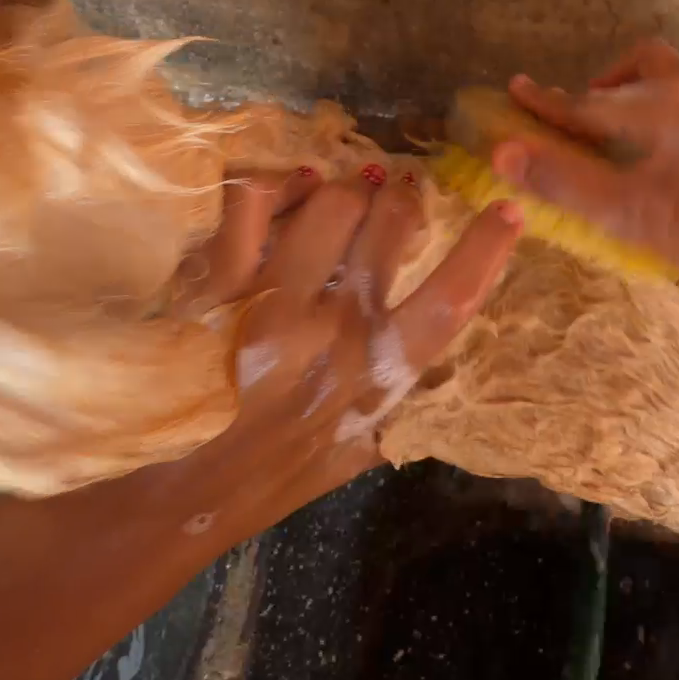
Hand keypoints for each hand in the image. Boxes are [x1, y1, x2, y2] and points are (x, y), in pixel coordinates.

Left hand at [181, 165, 522, 517]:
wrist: (170, 495)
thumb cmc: (271, 476)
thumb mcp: (357, 450)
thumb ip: (400, 398)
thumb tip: (437, 355)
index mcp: (378, 376)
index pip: (449, 300)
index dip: (485, 249)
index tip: (509, 209)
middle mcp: (333, 331)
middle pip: (391, 222)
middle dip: (401, 199)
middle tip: (395, 197)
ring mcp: (272, 301)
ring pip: (334, 199)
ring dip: (347, 191)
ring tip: (343, 198)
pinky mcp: (217, 283)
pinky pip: (258, 200)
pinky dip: (281, 184)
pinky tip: (292, 190)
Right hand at [493, 39, 678, 300]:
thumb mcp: (639, 218)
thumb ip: (570, 184)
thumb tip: (506, 155)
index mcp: (668, 105)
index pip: (590, 103)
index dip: (547, 105)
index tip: (513, 94)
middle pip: (636, 68)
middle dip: (595, 92)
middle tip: (570, 122)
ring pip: (670, 75)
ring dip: (633, 93)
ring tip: (615, 132)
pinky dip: (662, 106)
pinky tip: (665, 150)